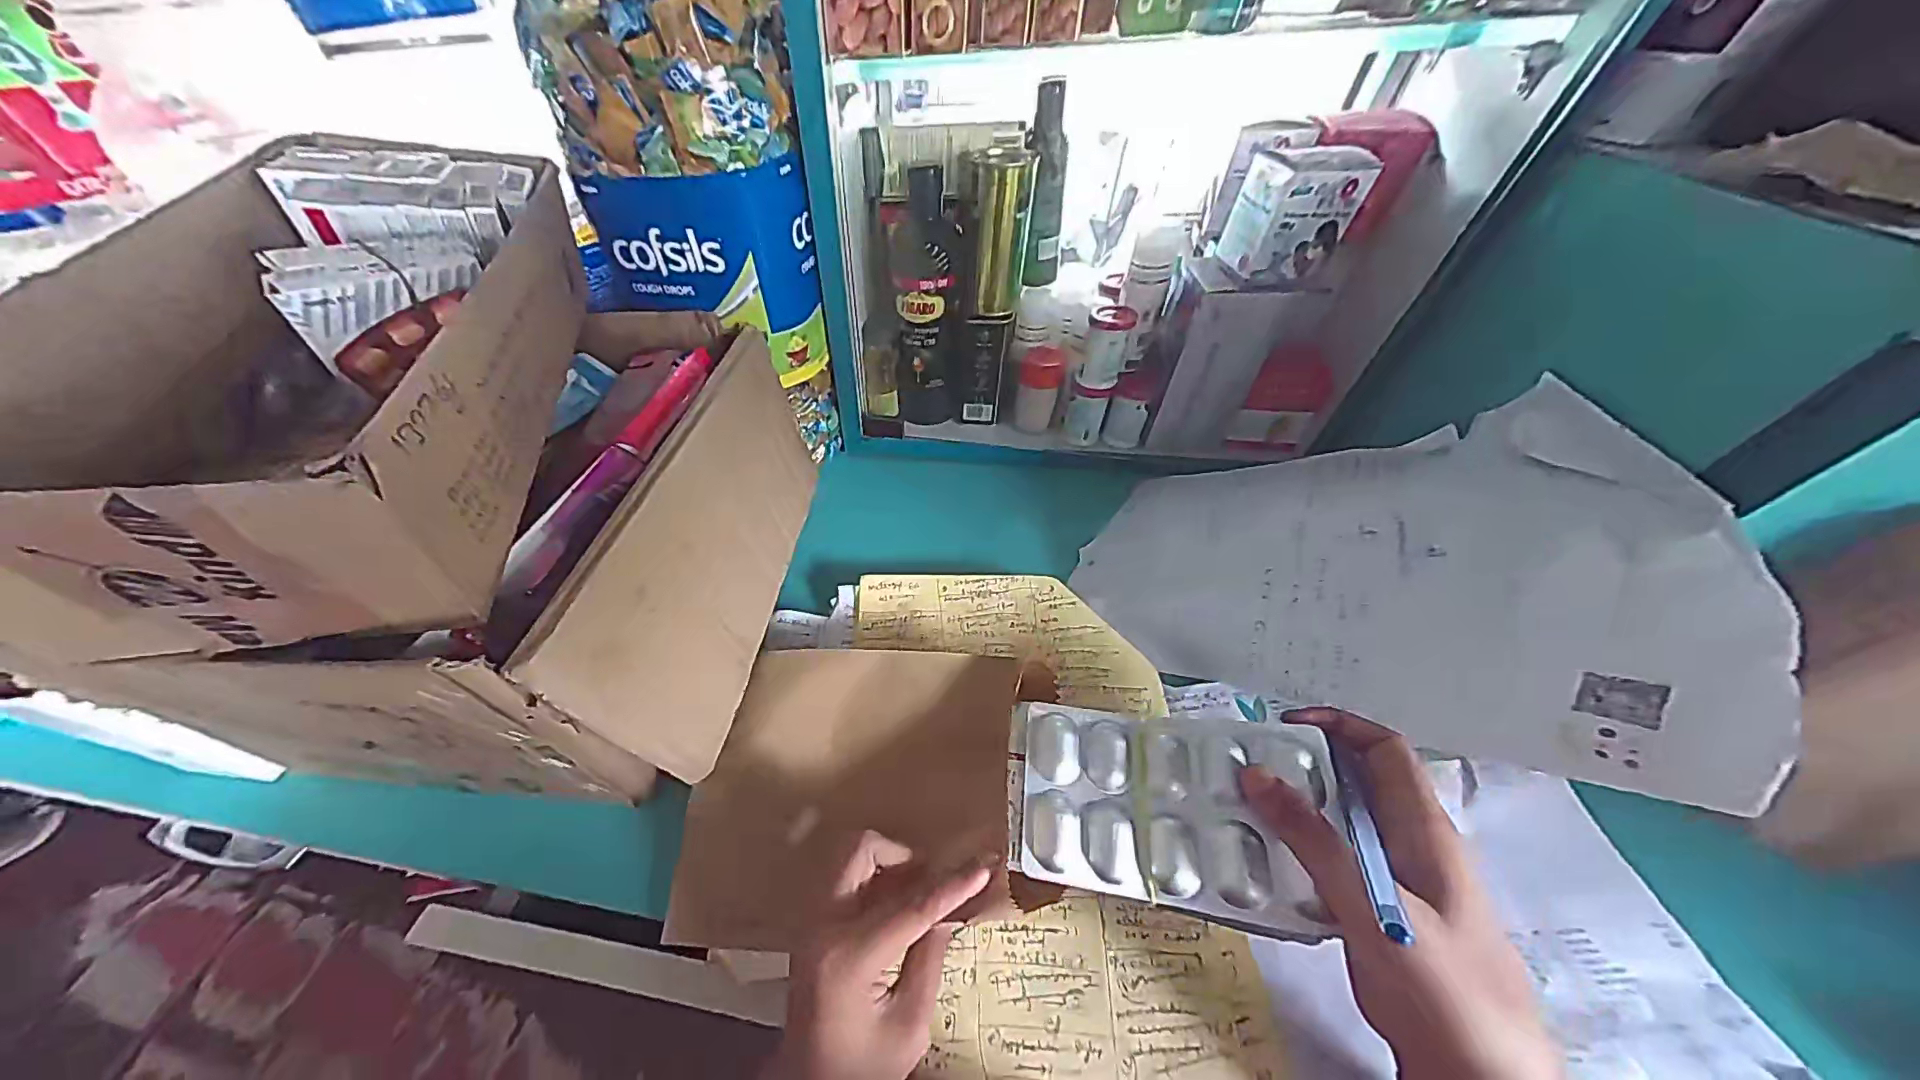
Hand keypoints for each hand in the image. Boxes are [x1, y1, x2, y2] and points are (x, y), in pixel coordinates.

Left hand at [763, 830, 991, 1079]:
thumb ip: (929, 961)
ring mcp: (812, 923)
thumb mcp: (908, 1026)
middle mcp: (824, 927)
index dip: (952, 885)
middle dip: (905, 857)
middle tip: (934, 879)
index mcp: (851, 956)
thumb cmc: (862, 1064)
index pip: (912, 906)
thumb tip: (946, 913)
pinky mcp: (812, 925)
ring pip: (851, 858)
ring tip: (916, 895)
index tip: (982, 867)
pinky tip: (895, 907)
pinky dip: (874, 879)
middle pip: (862, 851)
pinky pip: (845, 878)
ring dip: (888, 865)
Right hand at [1239, 708, 1559, 1079]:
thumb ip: (1316, 841)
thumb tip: (1259, 775)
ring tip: (1251, 808)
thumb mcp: (1373, 908)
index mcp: (1427, 832)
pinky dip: (1305, 847)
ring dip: (1301, 807)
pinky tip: (1274, 864)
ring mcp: (1402, 881)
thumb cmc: (1442, 992)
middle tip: (1253, 767)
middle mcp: (1416, 847)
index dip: (1339, 724)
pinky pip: (1340, 859)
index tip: (1284, 725)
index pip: (1386, 750)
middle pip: (1361, 781)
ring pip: (1347, 821)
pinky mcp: (1385, 911)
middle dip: (1308, 763)